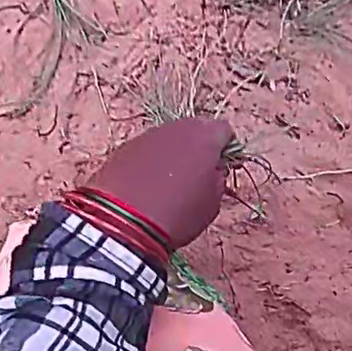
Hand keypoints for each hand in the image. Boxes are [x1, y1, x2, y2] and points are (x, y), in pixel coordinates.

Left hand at [82, 117, 233, 248]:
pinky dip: (150, 163)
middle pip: (195, 130)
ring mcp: (147, 136)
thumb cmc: (178, 214)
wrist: (124, 222)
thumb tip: (214, 170)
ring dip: (173, 155)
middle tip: (198, 176)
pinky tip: (146, 187)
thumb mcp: (212, 203)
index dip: (228, 150)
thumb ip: (218, 179)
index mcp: (205, 137)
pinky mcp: (124, 148)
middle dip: (199, 149)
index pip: (225, 132)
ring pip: (169, 140)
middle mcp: (176, 128)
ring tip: (169, 185)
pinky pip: (146, 151)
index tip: (225, 169)